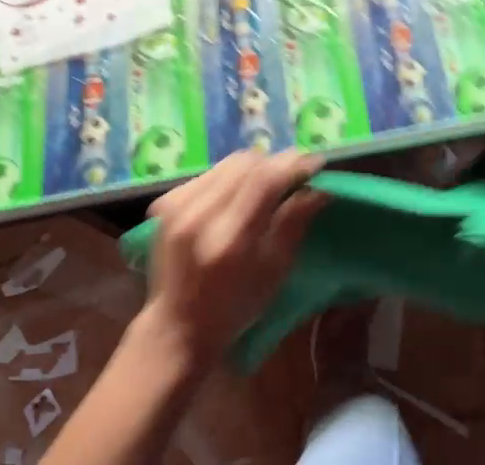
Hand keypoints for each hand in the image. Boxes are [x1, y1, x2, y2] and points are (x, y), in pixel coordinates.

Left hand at [137, 150, 326, 365]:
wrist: (178, 324)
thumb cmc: (235, 307)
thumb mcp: (274, 272)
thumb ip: (293, 224)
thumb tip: (318, 188)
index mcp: (229, 238)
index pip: (264, 180)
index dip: (293, 164)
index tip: (317, 161)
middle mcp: (199, 215)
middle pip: (246, 164)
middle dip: (276, 163)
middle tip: (296, 173)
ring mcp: (178, 207)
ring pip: (227, 163)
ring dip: (254, 167)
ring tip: (271, 181)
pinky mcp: (166, 204)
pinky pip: (209, 173)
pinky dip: (230, 176)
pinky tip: (239, 192)